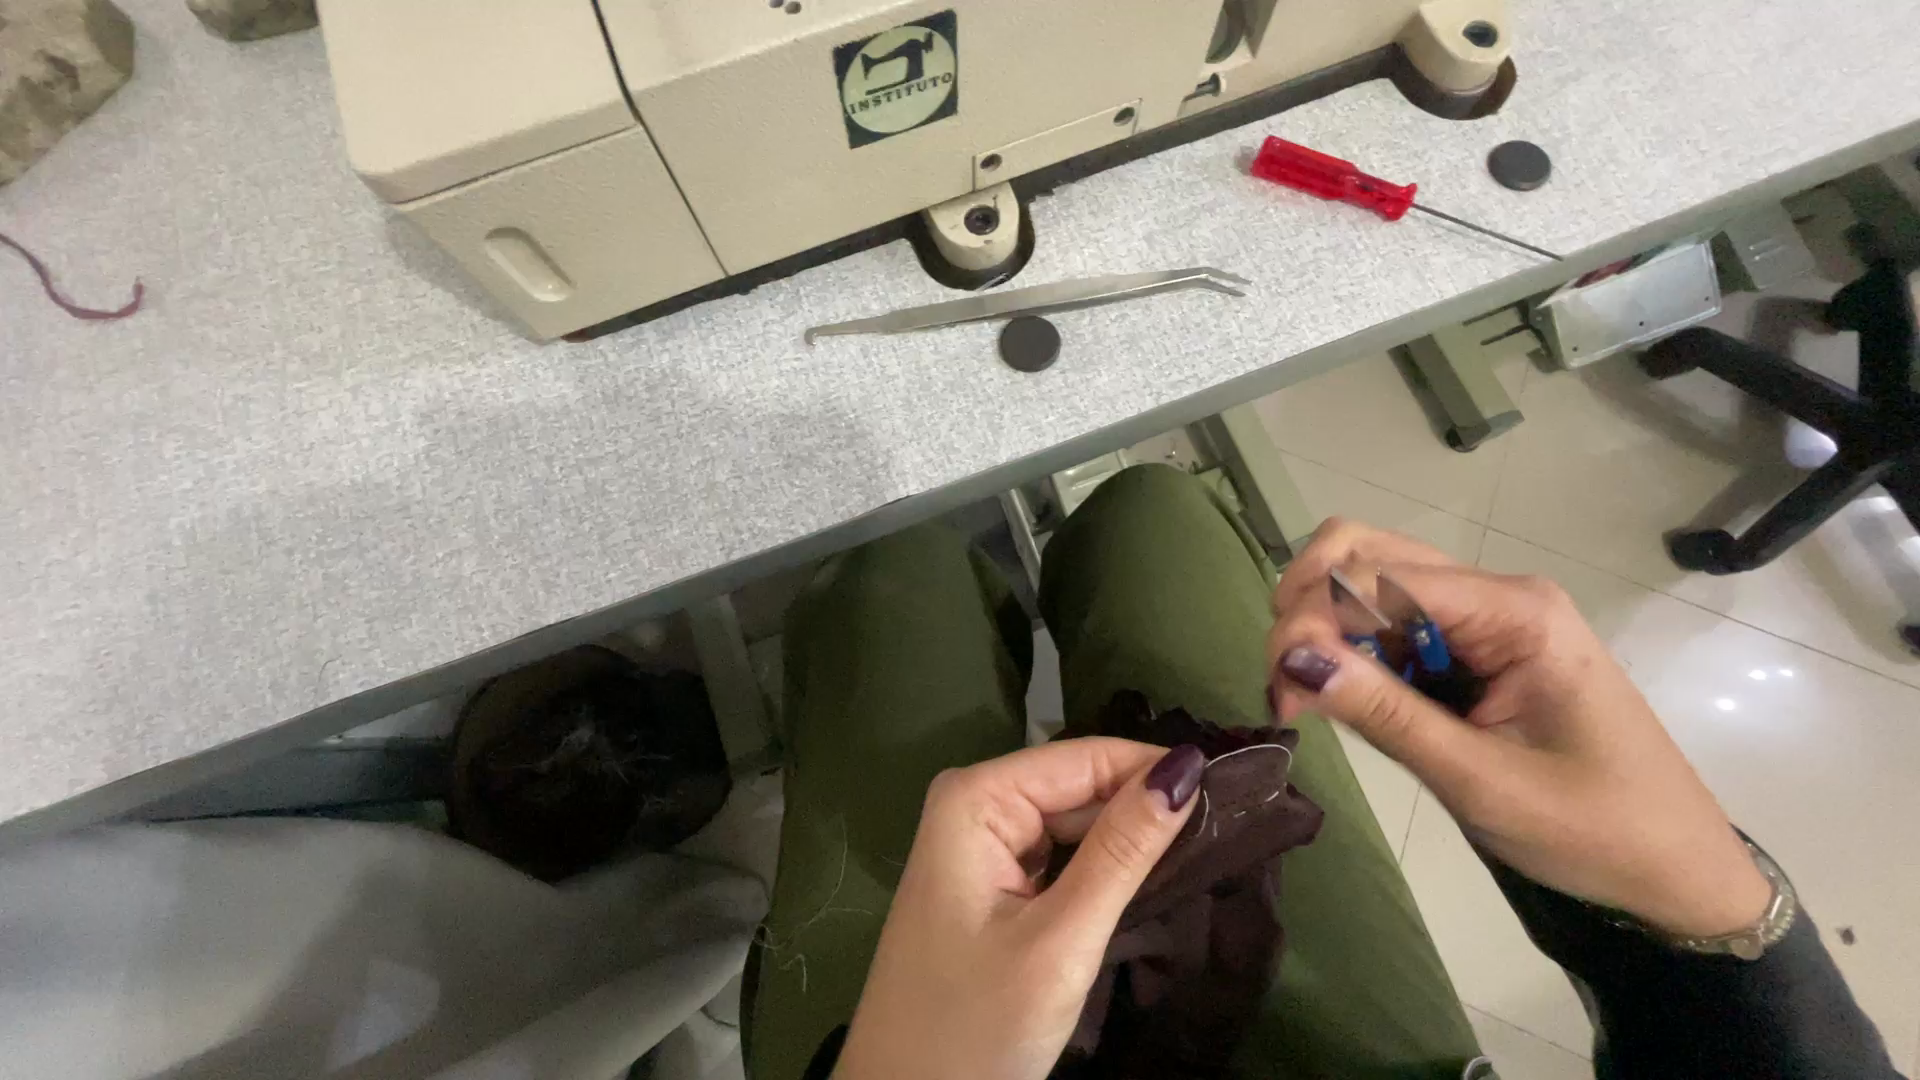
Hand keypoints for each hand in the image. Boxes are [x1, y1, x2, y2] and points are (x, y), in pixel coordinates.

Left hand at [833, 738, 1203, 1079]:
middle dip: (1144, 805)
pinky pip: (1058, 853)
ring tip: (1208, 846)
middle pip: (1078, 785)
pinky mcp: (992, 879)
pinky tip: (1151, 873)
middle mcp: (975, 802)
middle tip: (1231, 825)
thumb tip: (1183, 770)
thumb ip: (1121, 852)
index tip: (1233, 786)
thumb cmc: (975, 1027)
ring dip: (1129, 838)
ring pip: (1073, 820)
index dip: (1155, 767)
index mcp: (976, 797)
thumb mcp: (1059, 941)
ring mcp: (980, 841)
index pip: (1083, 758)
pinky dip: (1102, 865)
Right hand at [1266, 520, 1770, 938]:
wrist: (1672, 875)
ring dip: (1316, 620)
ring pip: (1363, 575)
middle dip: (1305, 603)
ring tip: (1302, 689)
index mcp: (1514, 611)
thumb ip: (1383, 712)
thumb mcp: (1480, 780)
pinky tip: (1334, 691)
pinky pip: (1380, 617)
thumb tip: (1292, 658)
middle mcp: (1492, 592)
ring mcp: (1476, 613)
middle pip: (1362, 550)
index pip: (1376, 578)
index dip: (1311, 618)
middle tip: (1285, 677)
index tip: (1279, 688)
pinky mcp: (1461, 641)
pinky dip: (1339, 643)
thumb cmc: (1593, 830)